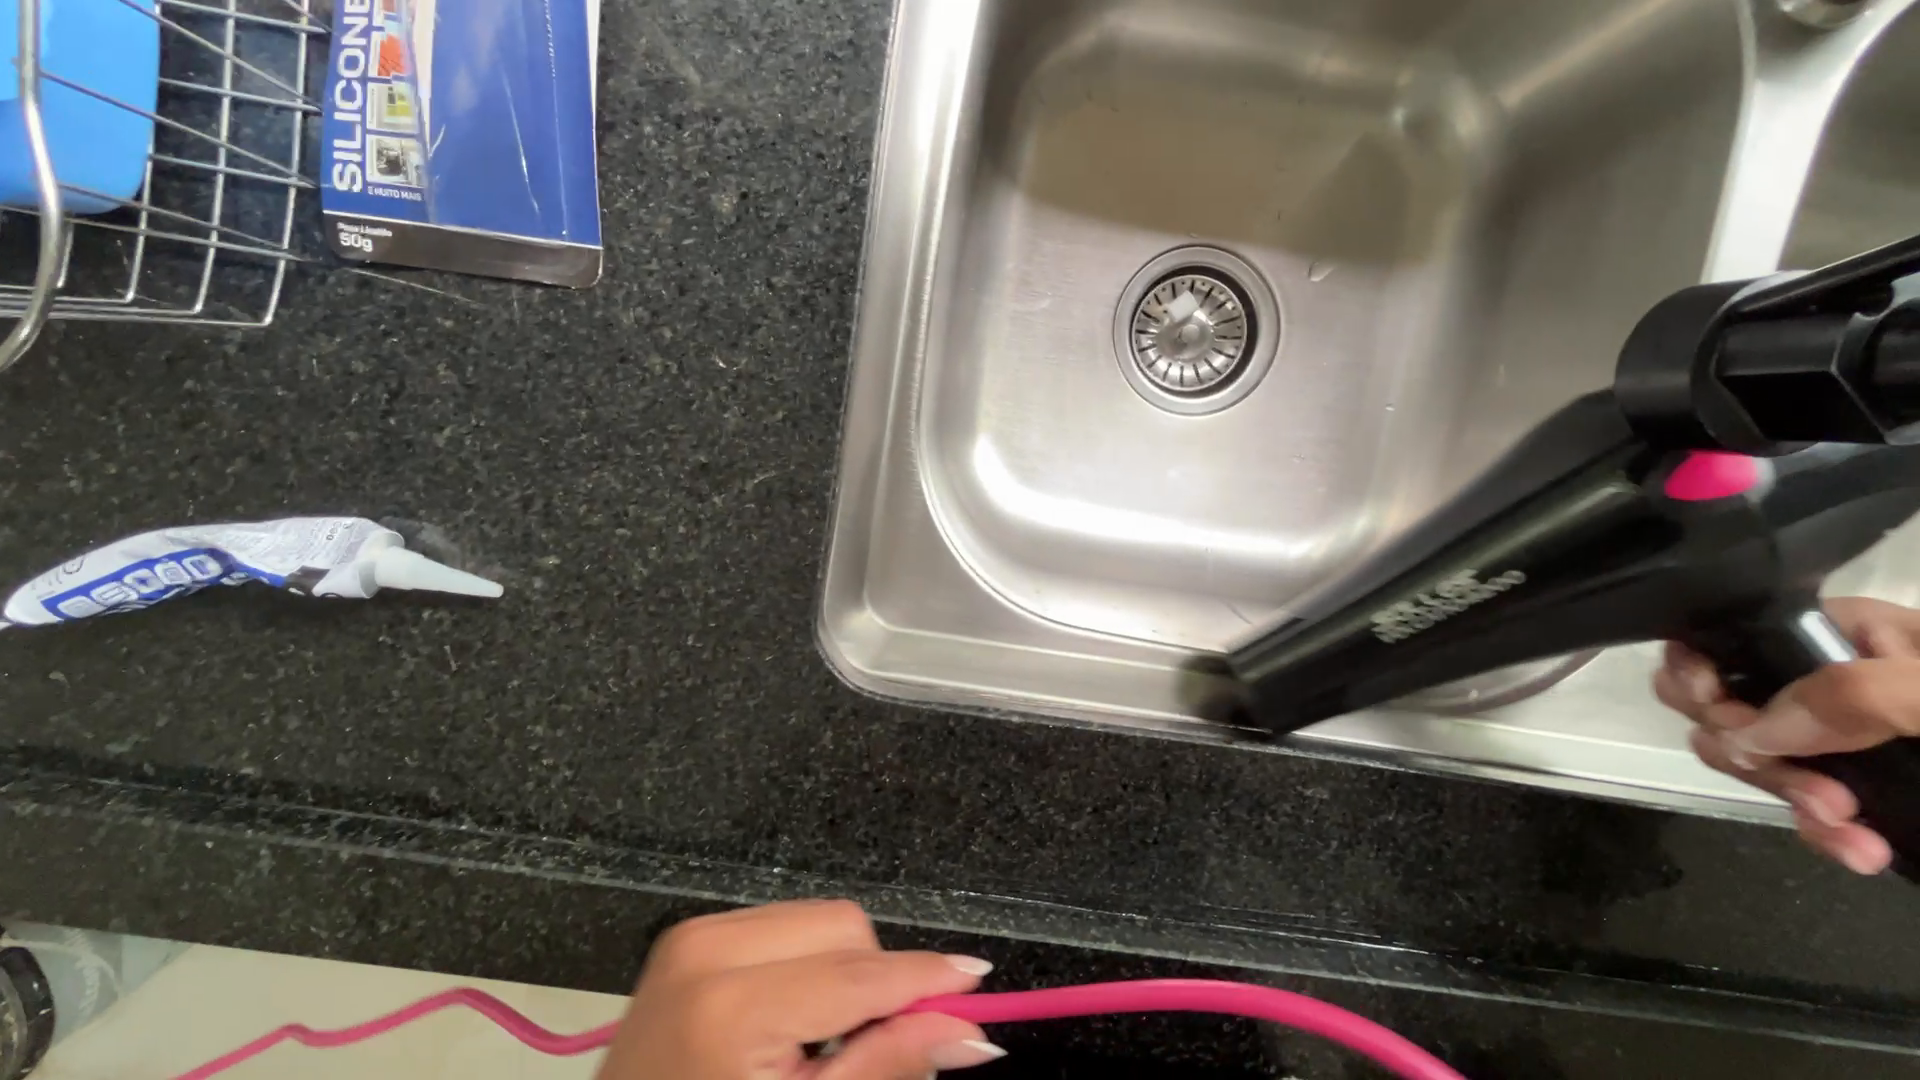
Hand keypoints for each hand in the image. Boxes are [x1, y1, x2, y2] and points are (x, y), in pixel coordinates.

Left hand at [594, 899, 1005, 1078]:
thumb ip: (886, 1064)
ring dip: (842, 967)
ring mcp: (694, 934)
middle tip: (873, 1042)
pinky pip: (783, 923)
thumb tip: (970, 1032)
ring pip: (817, 918)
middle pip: (842, 925)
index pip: (857, 975)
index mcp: (731, 1007)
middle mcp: (709, 948)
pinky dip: (806, 960)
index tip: (979, 979)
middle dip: (874, 977)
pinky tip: (789, 1016)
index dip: (925, 976)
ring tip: (822, 1038)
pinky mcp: (690, 934)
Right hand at [1655, 597, 1919, 874]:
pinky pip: (1802, 804)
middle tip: (1810, 790)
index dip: (1701, 673)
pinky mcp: (1870, 791)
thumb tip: (1747, 728)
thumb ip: (1855, 695)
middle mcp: (1836, 681)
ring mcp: (1850, 739)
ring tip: (1848, 832)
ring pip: (1756, 759)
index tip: (1723, 716)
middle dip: (1749, 751)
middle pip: (1726, 702)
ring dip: (1788, 798)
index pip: (1730, 637)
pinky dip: (1820, 831)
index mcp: (1855, 638)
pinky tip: (1858, 851)